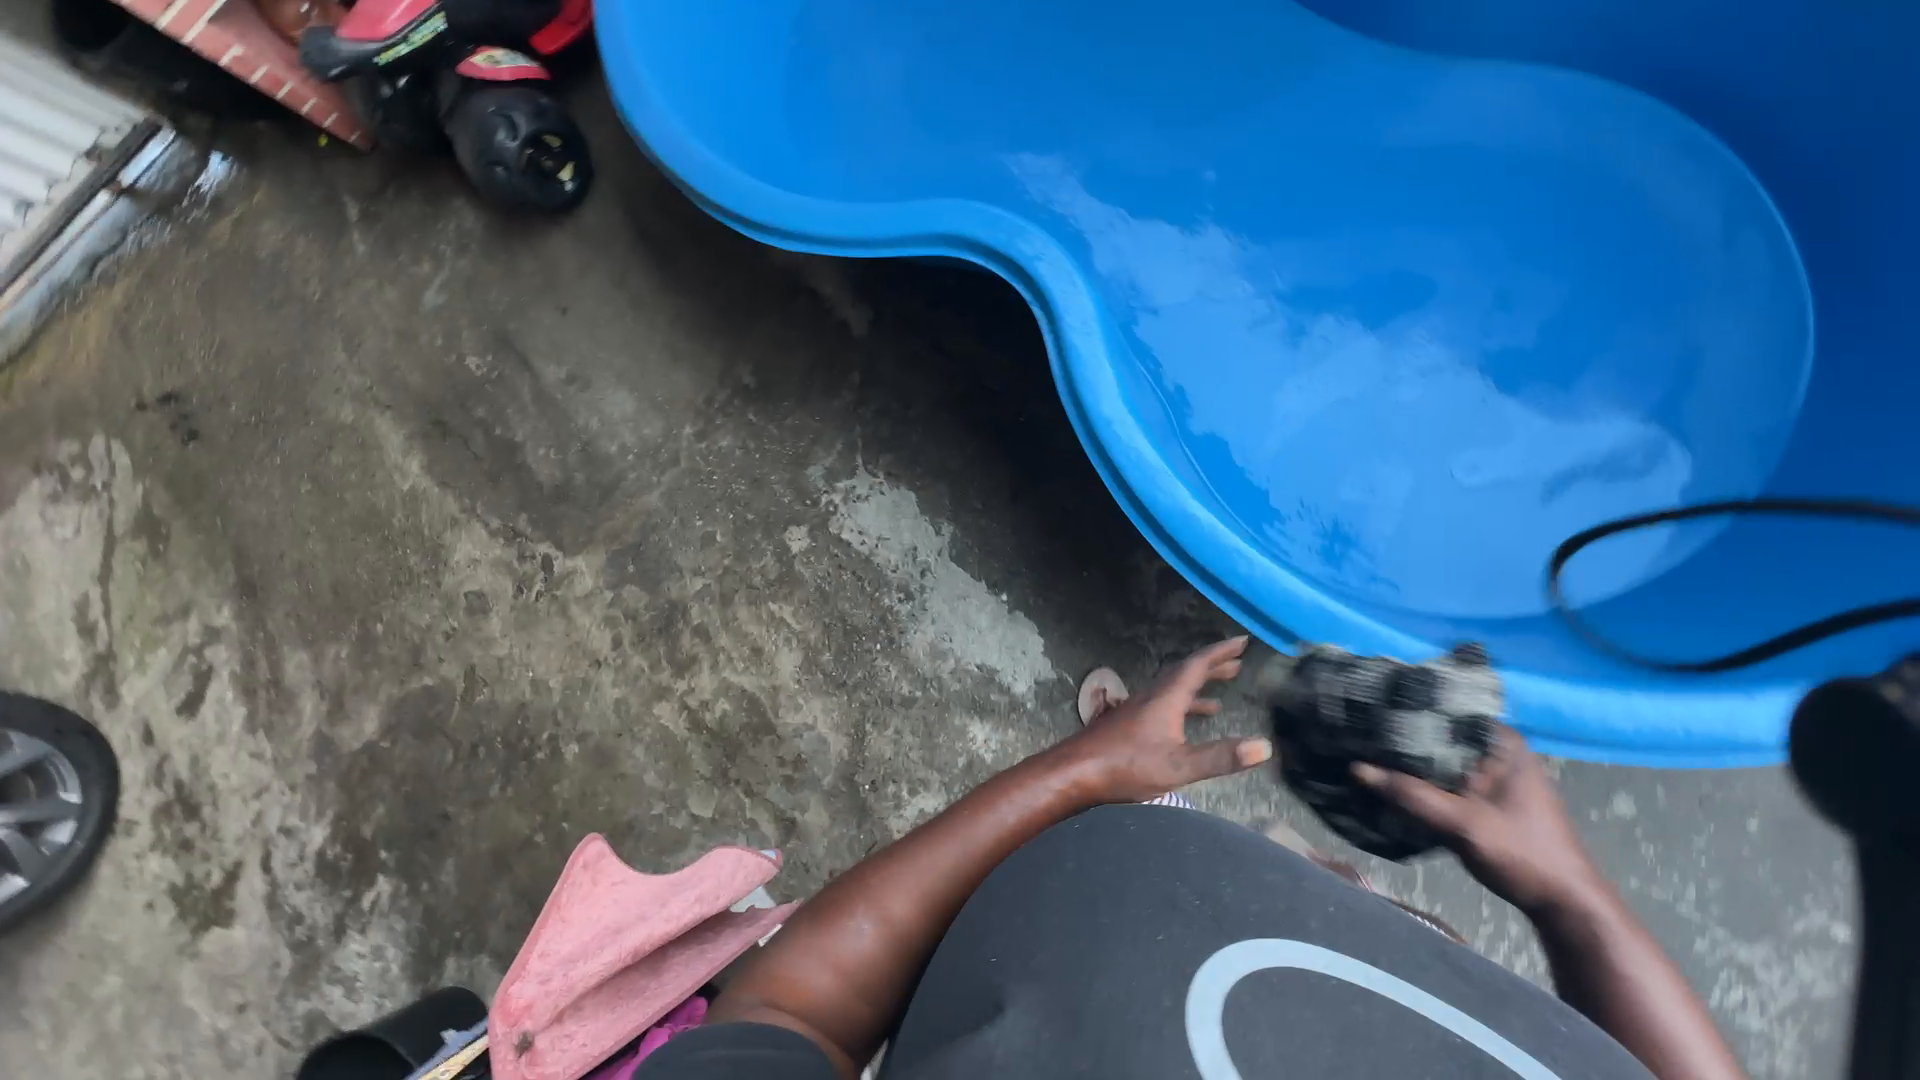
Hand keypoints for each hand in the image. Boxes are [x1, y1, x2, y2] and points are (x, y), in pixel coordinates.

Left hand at [1059, 637, 1273, 803]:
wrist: (1076, 772)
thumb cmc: (1127, 766)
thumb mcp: (1179, 766)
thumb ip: (1221, 757)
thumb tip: (1264, 746)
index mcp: (1166, 698)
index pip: (1196, 665)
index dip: (1220, 652)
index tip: (1242, 641)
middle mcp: (1152, 696)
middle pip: (1185, 673)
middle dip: (1212, 666)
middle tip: (1236, 661)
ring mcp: (1138, 709)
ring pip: (1173, 689)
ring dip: (1197, 687)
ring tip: (1221, 692)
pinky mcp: (1129, 723)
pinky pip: (1163, 705)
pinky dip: (1181, 707)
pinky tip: (1187, 724)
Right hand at [1353, 727, 1603, 915]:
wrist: (1564, 905)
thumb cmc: (1522, 854)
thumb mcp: (1462, 824)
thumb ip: (1410, 794)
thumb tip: (1356, 768)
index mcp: (1503, 744)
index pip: (1445, 712)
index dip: (1406, 711)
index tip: (1368, 711)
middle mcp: (1498, 752)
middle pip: (1440, 736)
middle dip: (1403, 739)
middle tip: (1358, 734)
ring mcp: (1493, 776)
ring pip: (1440, 760)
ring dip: (1410, 763)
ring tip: (1366, 753)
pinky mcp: (1486, 798)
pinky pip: (1446, 779)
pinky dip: (1422, 782)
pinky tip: (1391, 782)